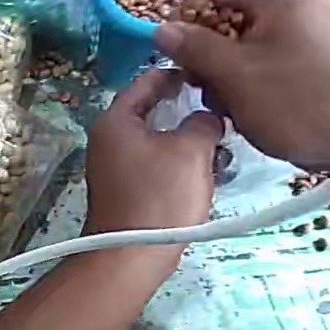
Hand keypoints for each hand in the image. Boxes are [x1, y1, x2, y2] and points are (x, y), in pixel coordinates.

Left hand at [85, 66, 223, 244]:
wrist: (130, 256)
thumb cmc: (159, 196)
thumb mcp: (191, 150)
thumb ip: (203, 121)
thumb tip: (206, 117)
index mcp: (115, 121)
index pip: (147, 81)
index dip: (179, 74)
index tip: (209, 73)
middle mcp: (108, 140)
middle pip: (152, 112)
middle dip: (188, 111)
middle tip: (222, 111)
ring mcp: (114, 168)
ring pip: (157, 141)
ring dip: (188, 141)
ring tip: (220, 147)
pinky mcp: (125, 191)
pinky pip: (155, 166)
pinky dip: (178, 164)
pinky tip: (205, 174)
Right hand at [153, 0, 329, 171]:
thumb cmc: (302, 103)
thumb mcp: (237, 76)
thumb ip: (195, 49)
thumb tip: (159, 29)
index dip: (184, 18)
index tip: (173, 57)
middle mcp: (301, 3)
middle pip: (231, 16)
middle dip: (208, 53)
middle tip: (207, 91)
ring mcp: (317, 30)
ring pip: (250, 43)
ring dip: (230, 75)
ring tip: (236, 109)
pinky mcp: (326, 57)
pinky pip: (273, 60)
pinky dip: (256, 83)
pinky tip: (260, 111)